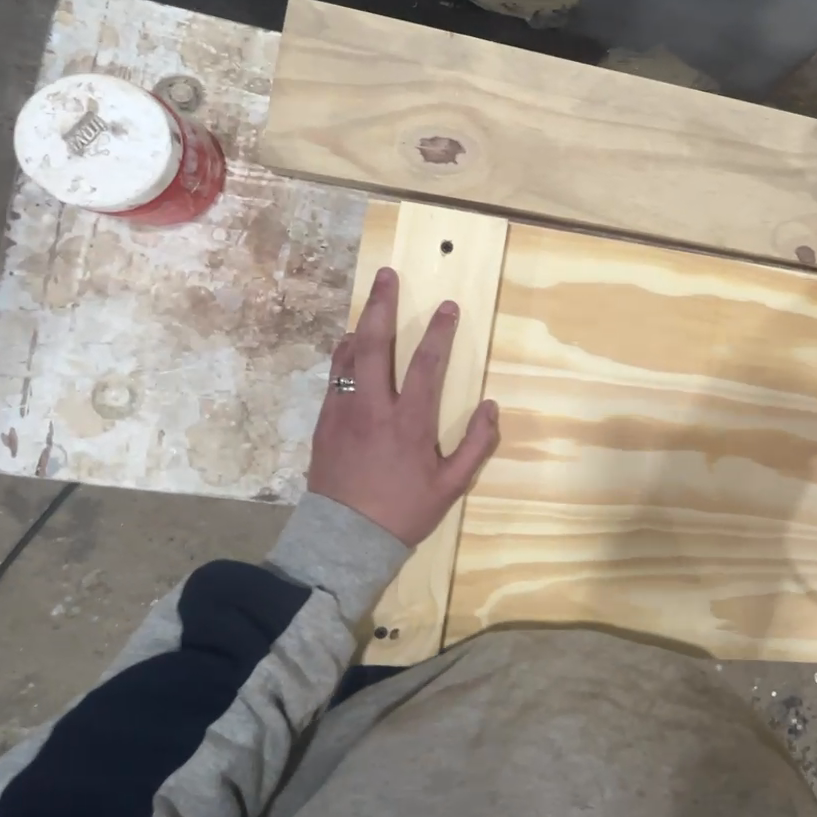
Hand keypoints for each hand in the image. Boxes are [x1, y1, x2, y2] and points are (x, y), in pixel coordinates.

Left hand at [308, 267, 499, 544]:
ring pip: (347, 356)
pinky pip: (333, 377)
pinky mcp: (324, 422)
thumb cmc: (405, 510)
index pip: (427, 363)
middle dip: (381, 305)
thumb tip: (492, 406)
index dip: (439, 331)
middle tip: (387, 275)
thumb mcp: (452, 485)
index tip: (447, 306)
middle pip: (375, 344)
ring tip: (371, 303)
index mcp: (409, 422)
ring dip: (361, 324)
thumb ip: (476, 444)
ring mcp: (343, 412)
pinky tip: (350, 344)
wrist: (345, 540)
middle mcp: (373, 408)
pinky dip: (343, 354)